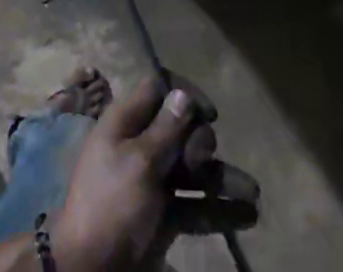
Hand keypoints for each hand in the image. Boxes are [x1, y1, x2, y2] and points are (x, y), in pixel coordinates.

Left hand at [49, 75, 259, 271]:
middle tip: (199, 162)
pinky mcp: (164, 214)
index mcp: (125, 123)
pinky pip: (196, 204)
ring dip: (222, 178)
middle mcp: (140, 146)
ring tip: (252, 193)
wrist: (90, 269)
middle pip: (182, 128)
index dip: (184, 94)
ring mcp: (153, 181)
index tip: (207, 113)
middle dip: (200, 141)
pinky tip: (248, 215)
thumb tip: (184, 95)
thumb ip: (166, 130)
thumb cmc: (111, 205)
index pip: (158, 88)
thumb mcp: (138, 163)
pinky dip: (219, 209)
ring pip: (194, 169)